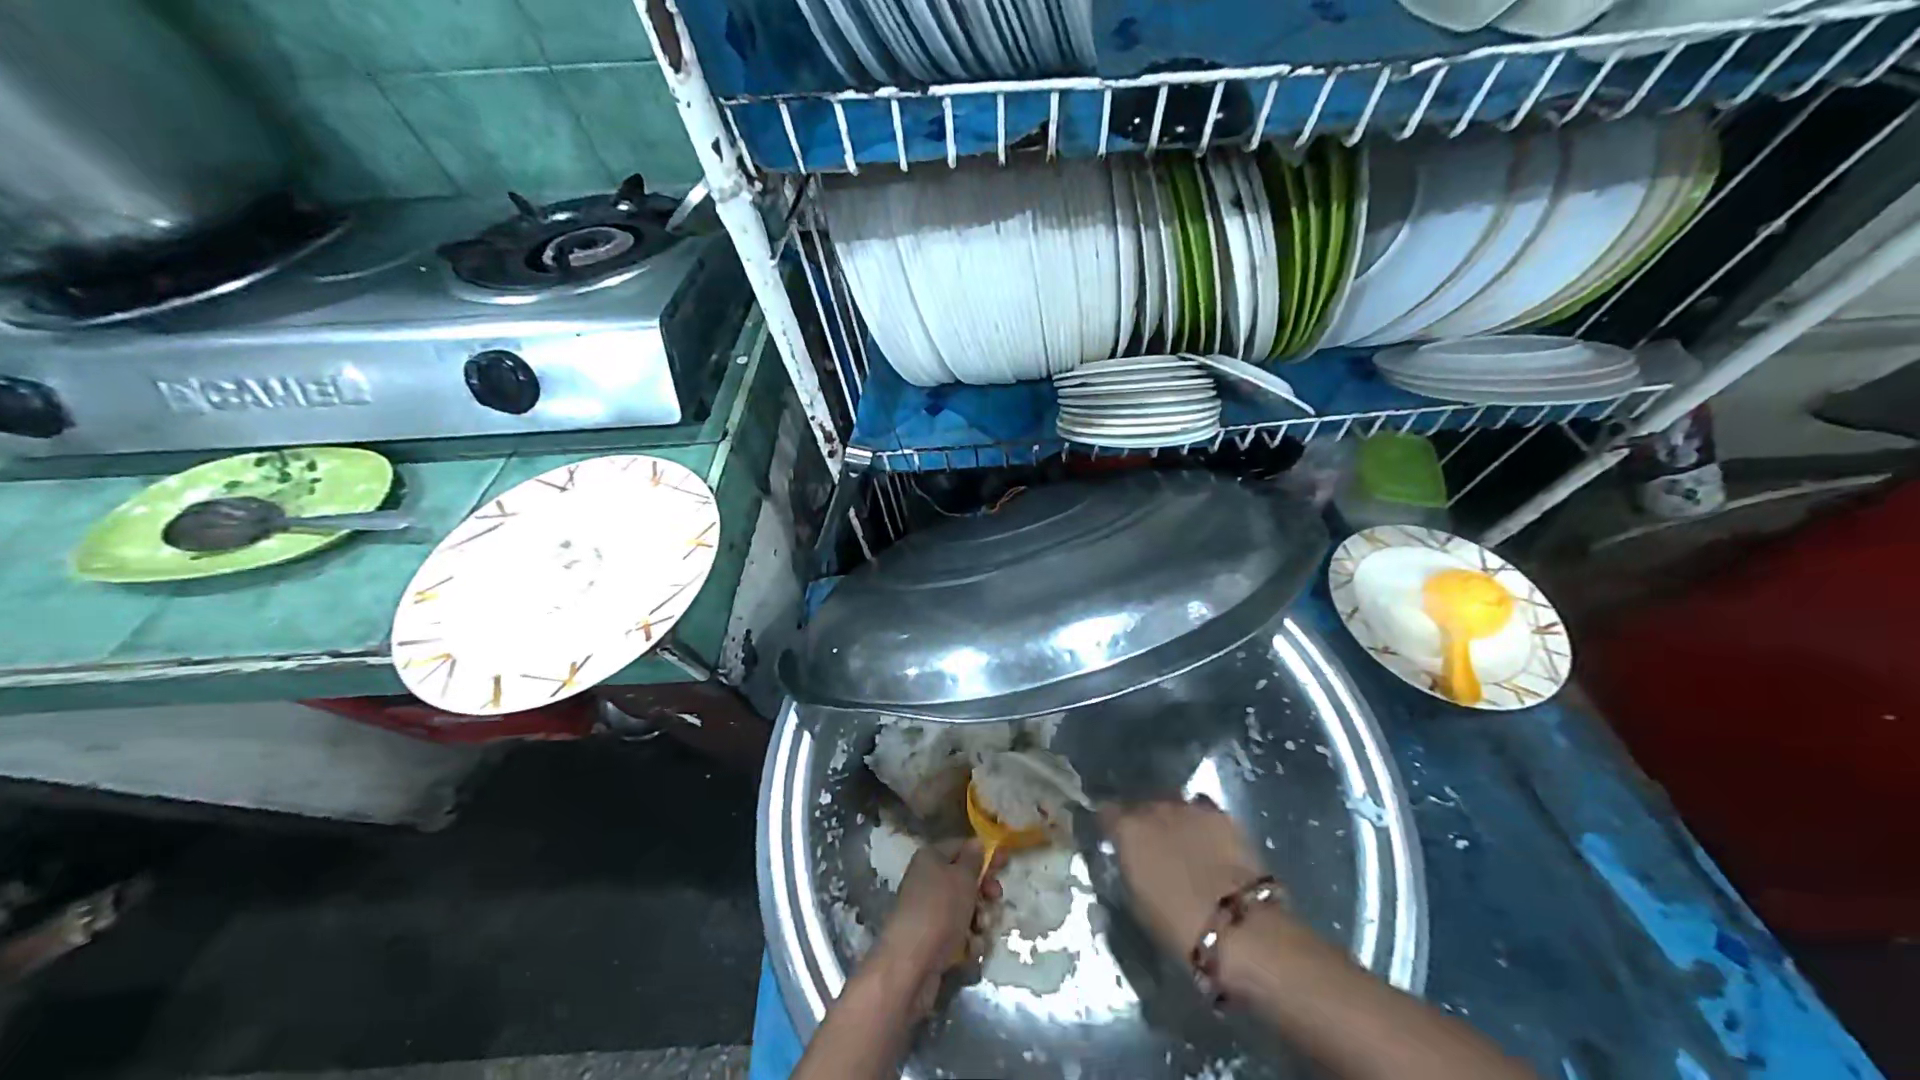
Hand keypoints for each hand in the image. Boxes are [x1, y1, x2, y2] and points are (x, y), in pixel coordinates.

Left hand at [873, 839, 1001, 1016]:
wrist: (910, 964)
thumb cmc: (939, 910)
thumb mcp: (962, 878)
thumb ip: (973, 859)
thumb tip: (976, 843)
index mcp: (931, 858)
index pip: (962, 847)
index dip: (984, 854)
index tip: (1005, 863)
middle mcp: (928, 881)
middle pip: (966, 880)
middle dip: (984, 892)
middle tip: (994, 899)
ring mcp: (930, 911)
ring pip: (966, 909)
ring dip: (980, 919)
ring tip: (979, 930)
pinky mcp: (933, 939)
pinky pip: (959, 933)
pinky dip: (968, 940)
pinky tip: (969, 949)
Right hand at [1101, 797, 1270, 958]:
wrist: (1237, 924)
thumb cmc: (1177, 924)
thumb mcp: (1136, 899)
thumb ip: (1129, 867)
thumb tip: (1130, 858)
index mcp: (1128, 830)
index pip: (1107, 813)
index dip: (1111, 825)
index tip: (1114, 837)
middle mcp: (1155, 808)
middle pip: (1141, 805)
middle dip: (1143, 820)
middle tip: (1150, 843)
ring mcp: (1190, 807)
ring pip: (1173, 804)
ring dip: (1172, 818)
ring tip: (1180, 839)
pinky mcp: (1222, 815)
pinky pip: (1202, 810)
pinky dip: (1200, 822)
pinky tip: (1207, 840)